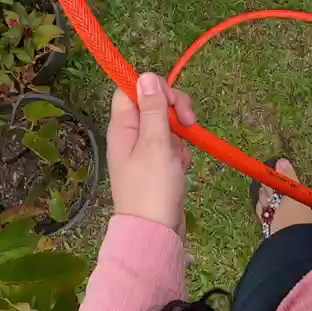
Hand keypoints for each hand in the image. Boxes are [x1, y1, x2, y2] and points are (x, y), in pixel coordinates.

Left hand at [107, 73, 196, 233]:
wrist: (155, 234)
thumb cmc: (153, 188)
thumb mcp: (156, 144)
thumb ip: (153, 109)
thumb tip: (146, 76)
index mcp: (122, 126)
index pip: (131, 89)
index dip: (153, 87)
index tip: (171, 101)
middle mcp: (129, 134)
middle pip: (152, 102)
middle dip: (174, 109)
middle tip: (189, 122)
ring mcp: (142, 150)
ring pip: (165, 123)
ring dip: (179, 135)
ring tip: (179, 157)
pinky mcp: (155, 164)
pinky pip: (171, 144)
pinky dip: (179, 152)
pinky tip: (180, 168)